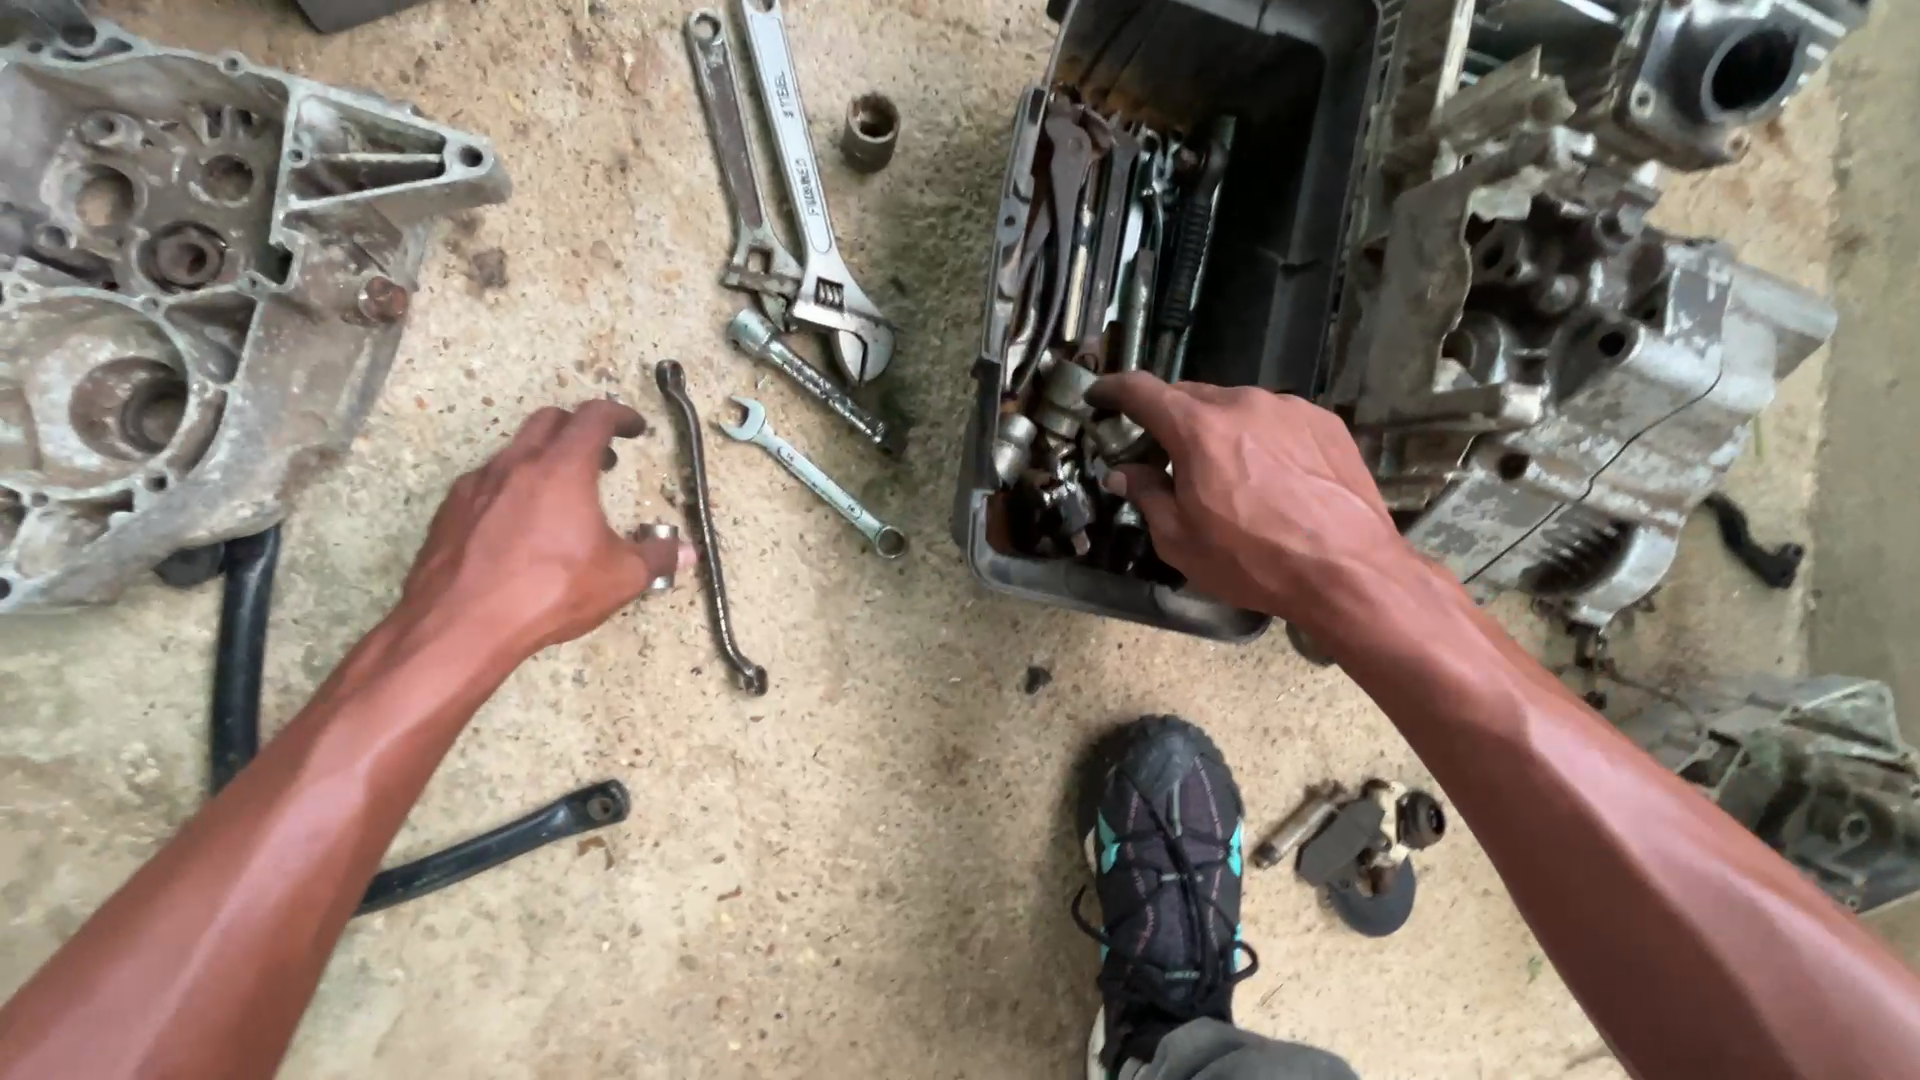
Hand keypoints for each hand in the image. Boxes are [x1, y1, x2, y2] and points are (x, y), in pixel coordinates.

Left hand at [400, 400, 694, 656]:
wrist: (460, 625)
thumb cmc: (549, 592)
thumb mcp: (620, 578)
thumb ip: (657, 558)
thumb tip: (686, 552)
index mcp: (562, 470)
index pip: (593, 417)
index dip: (619, 415)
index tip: (633, 427)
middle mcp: (516, 465)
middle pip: (549, 421)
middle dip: (579, 428)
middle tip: (602, 456)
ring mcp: (476, 486)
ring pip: (514, 451)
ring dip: (545, 460)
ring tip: (564, 495)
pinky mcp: (450, 512)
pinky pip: (487, 484)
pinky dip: (513, 488)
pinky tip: (522, 526)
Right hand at [1088, 373, 1416, 626]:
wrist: (1349, 571)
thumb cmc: (1253, 560)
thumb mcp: (1180, 540)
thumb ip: (1147, 496)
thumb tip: (1125, 473)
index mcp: (1199, 430)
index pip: (1142, 391)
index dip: (1114, 389)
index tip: (1099, 395)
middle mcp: (1244, 404)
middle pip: (1190, 397)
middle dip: (1168, 418)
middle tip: (1162, 453)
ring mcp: (1289, 409)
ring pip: (1235, 407)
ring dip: (1217, 429)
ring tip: (1223, 471)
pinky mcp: (1324, 423)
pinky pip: (1275, 419)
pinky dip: (1258, 437)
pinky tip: (1269, 475)